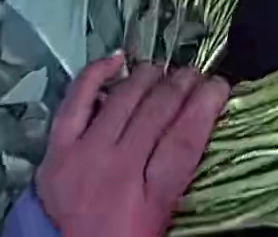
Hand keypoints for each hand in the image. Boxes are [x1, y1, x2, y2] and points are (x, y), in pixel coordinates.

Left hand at [35, 55, 231, 236]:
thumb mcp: (162, 219)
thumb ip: (181, 171)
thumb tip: (205, 116)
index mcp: (149, 202)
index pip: (186, 137)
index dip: (208, 101)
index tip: (221, 84)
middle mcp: (117, 173)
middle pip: (159, 108)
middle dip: (184, 82)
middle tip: (196, 75)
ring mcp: (84, 157)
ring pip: (126, 95)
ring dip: (152, 74)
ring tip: (165, 72)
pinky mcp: (56, 152)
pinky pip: (78, 99)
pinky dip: (97, 71)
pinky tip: (118, 59)